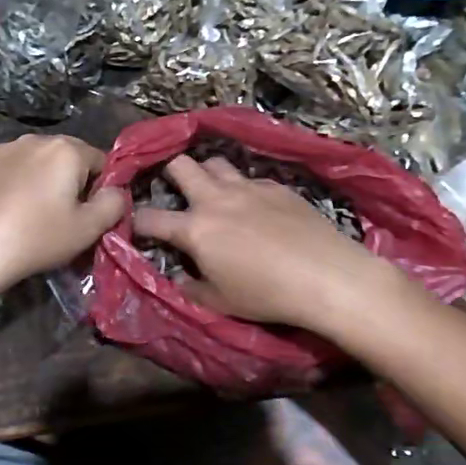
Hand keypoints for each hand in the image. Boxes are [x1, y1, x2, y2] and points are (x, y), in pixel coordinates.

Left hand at [0, 135, 124, 310]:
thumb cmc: (36, 239)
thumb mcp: (88, 230)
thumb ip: (113, 204)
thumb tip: (115, 191)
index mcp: (65, 149)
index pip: (99, 161)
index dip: (99, 188)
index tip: (87, 215)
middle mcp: (32, 139)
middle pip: (64, 157)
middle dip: (67, 181)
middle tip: (58, 217)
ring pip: (31, 161)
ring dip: (37, 180)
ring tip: (27, 214)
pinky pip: (3, 170)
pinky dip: (8, 183)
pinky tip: (1, 210)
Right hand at [132, 155, 412, 332]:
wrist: (330, 278)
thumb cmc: (267, 295)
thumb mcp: (219, 302)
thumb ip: (191, 285)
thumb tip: (181, 276)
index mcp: (194, 229)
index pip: (149, 218)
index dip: (135, 221)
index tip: (135, 227)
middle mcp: (215, 200)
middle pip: (180, 165)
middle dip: (169, 173)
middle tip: (173, 190)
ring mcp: (249, 188)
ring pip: (215, 162)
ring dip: (206, 173)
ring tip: (210, 190)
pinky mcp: (278, 187)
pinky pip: (250, 177)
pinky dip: (242, 188)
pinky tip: (253, 206)